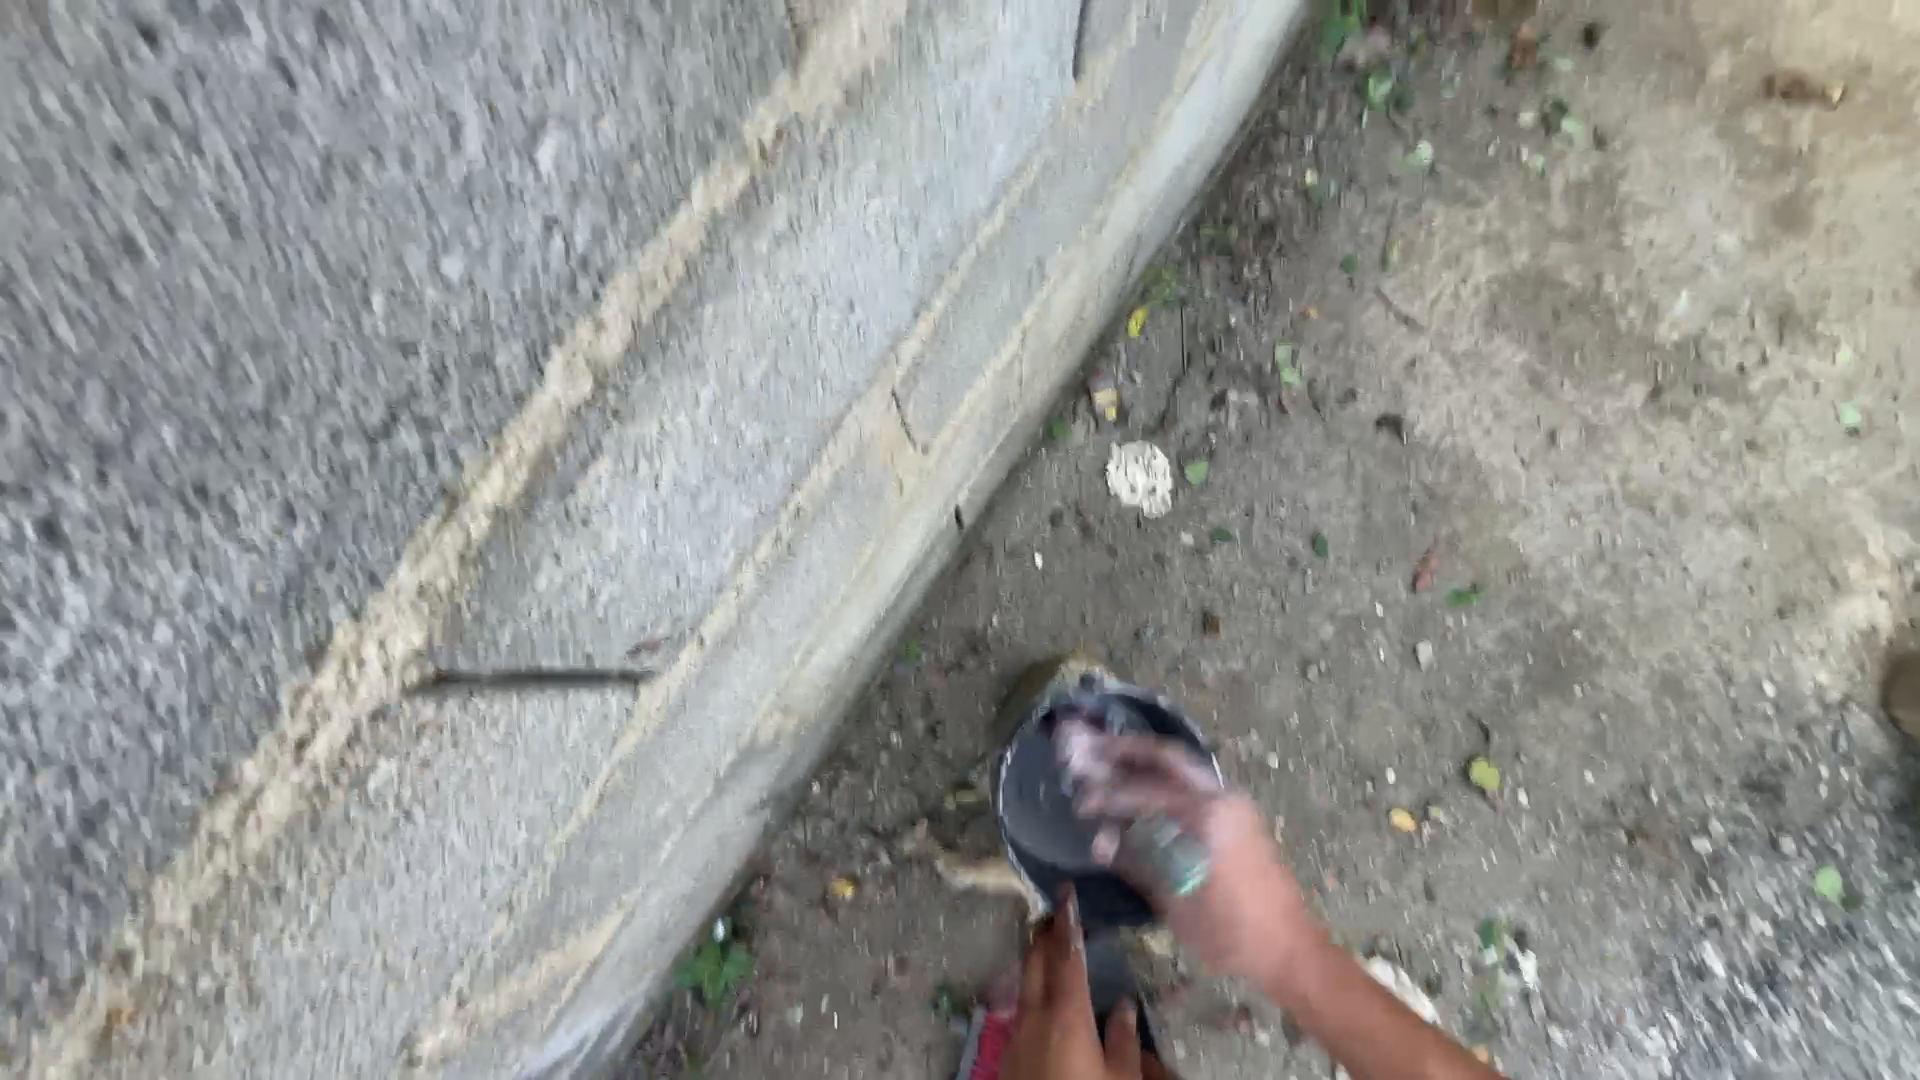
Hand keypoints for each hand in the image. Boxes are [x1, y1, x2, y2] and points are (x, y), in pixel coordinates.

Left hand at [1001, 889, 1145, 1079]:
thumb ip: (1124, 1041)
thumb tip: (1126, 1005)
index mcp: (1066, 1014)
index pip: (1066, 955)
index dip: (1067, 921)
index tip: (1066, 892)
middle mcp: (1035, 1016)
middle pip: (1035, 960)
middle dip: (1043, 933)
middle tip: (1056, 912)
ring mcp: (1017, 1036)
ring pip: (1024, 984)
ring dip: (1035, 961)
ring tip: (1050, 948)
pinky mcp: (1009, 1057)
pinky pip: (1022, 1010)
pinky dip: (1033, 992)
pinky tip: (1046, 1003)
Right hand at [1065, 734, 1314, 981]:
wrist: (1292, 949)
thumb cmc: (1233, 932)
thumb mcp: (1177, 903)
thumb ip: (1137, 864)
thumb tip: (1100, 841)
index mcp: (1208, 814)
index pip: (1145, 791)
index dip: (1108, 795)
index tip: (1080, 801)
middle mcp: (1222, 796)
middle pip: (1167, 756)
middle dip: (1126, 750)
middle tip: (1091, 747)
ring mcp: (1234, 802)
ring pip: (1182, 765)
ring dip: (1145, 760)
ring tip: (1110, 757)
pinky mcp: (1237, 814)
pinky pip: (1194, 781)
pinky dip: (1164, 777)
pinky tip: (1142, 785)